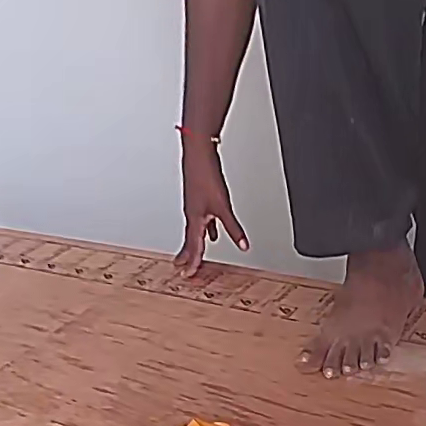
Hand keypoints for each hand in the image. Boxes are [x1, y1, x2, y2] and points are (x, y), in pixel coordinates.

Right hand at [173, 139, 247, 275]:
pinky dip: (205, 230)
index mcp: (195, 219)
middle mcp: (192, 215)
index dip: (193, 262)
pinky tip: (212, 232)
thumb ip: (234, 228)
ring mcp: (194, 206)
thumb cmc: (205, 175)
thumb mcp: (224, 207)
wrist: (198, 151)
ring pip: (194, 231)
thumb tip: (243, 245)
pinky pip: (201, 220)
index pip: (194, 247)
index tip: (189, 274)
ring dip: (194, 245)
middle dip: (187, 257)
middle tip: (182, 269)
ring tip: (193, 256)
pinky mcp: (198, 198)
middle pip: (190, 241)